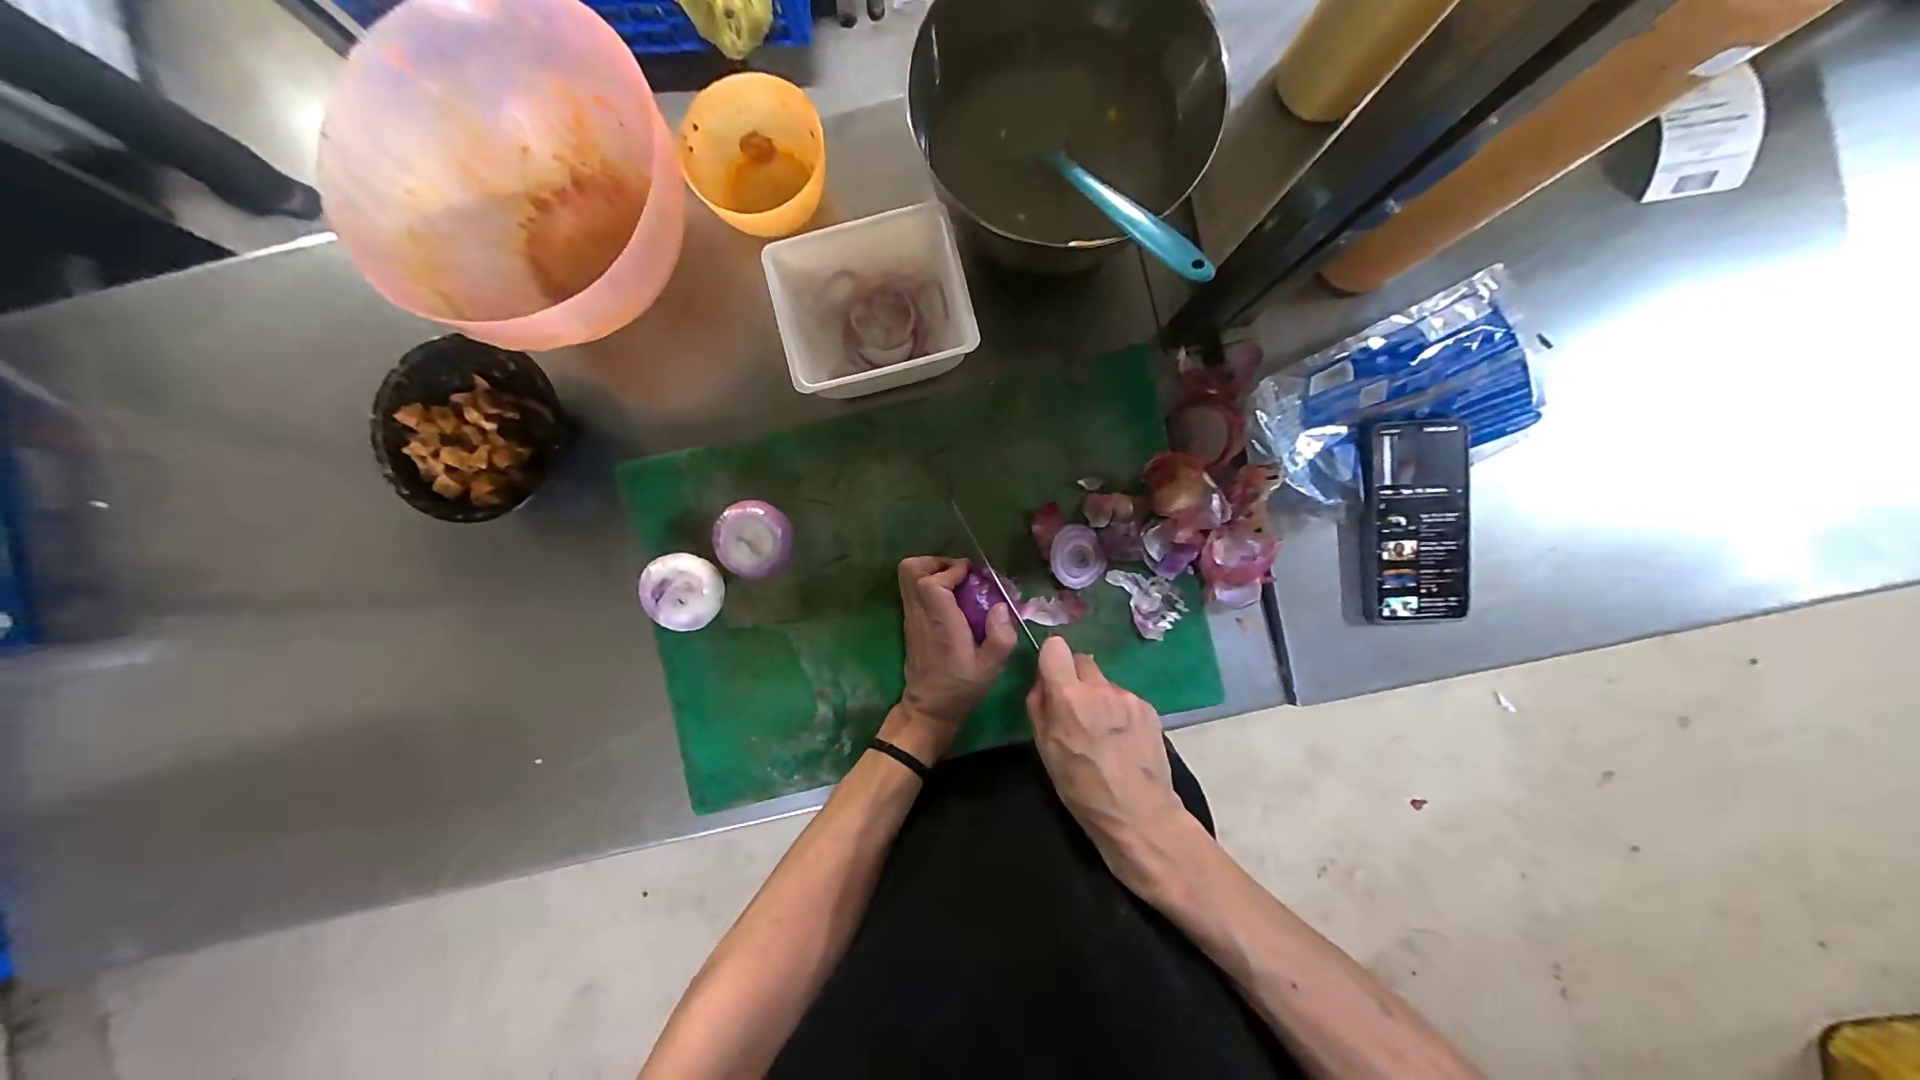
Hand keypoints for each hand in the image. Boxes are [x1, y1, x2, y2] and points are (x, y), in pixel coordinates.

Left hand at [893, 556, 1016, 759]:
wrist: (929, 708)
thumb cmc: (962, 687)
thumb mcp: (991, 667)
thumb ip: (1001, 636)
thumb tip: (1000, 605)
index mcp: (941, 624)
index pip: (930, 584)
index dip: (950, 570)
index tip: (971, 574)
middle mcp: (920, 615)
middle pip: (910, 570)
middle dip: (936, 562)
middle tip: (960, 572)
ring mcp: (911, 616)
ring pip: (906, 576)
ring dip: (931, 569)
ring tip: (956, 580)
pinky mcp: (910, 621)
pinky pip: (912, 589)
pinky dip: (929, 582)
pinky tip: (951, 596)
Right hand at [1027, 637, 1193, 887]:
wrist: (1139, 814)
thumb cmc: (1081, 788)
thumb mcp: (1045, 749)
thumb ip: (1039, 707)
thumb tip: (1042, 682)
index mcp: (1069, 696)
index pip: (1056, 646)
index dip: (1051, 659)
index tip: (1051, 677)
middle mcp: (1100, 687)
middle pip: (1082, 661)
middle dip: (1074, 678)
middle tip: (1075, 710)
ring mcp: (1128, 696)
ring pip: (1104, 682)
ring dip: (1098, 697)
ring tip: (1102, 733)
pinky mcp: (1149, 708)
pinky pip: (1124, 699)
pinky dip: (1119, 711)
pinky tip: (1122, 739)